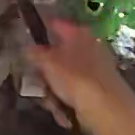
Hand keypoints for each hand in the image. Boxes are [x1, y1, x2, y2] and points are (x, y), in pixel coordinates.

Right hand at [25, 18, 134, 134]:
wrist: (106, 107)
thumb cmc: (74, 77)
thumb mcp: (48, 63)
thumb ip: (35, 54)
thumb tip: (27, 48)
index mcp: (78, 34)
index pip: (56, 24)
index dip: (42, 27)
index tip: (28, 36)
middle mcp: (89, 47)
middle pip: (59, 54)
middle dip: (45, 70)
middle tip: (38, 79)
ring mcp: (95, 68)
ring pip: (64, 75)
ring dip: (53, 89)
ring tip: (51, 101)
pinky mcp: (98, 87)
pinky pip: (74, 89)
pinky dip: (65, 99)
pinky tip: (62, 110)